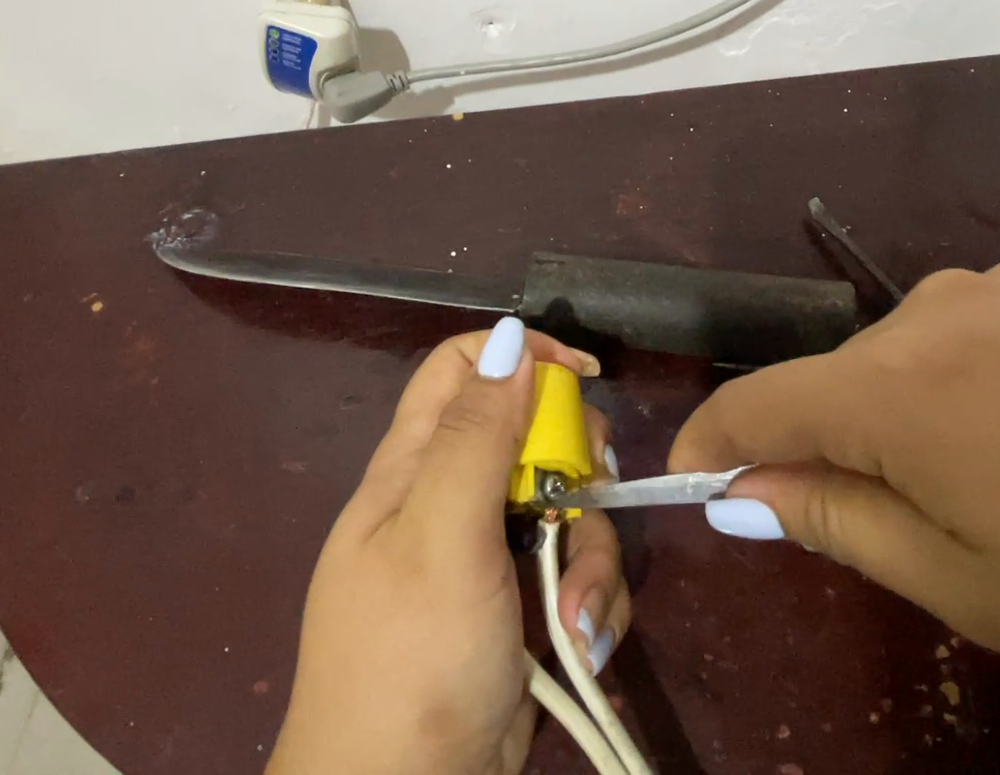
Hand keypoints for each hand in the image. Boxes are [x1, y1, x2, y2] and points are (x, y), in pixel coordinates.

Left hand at [271, 319, 630, 774]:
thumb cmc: (409, 657)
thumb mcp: (439, 536)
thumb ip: (476, 437)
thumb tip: (510, 341)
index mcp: (415, 466)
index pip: (463, 368)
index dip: (520, 355)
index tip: (582, 376)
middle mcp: (454, 499)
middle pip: (535, 436)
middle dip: (575, 466)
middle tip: (585, 495)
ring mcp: (492, 554)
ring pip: (569, 510)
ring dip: (589, 557)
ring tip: (573, 616)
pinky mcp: (525, 602)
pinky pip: (577, 571)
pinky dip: (590, 603)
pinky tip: (580, 643)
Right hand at [670, 259, 999, 745]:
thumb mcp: (977, 586)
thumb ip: (838, 523)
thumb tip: (744, 493)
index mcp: (899, 388)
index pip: (759, 402)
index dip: (711, 443)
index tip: (691, 479)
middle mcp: (937, 310)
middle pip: (839, 381)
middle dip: (831, 449)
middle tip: (893, 531)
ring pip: (910, 359)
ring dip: (912, 423)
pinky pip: (979, 337)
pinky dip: (974, 391)